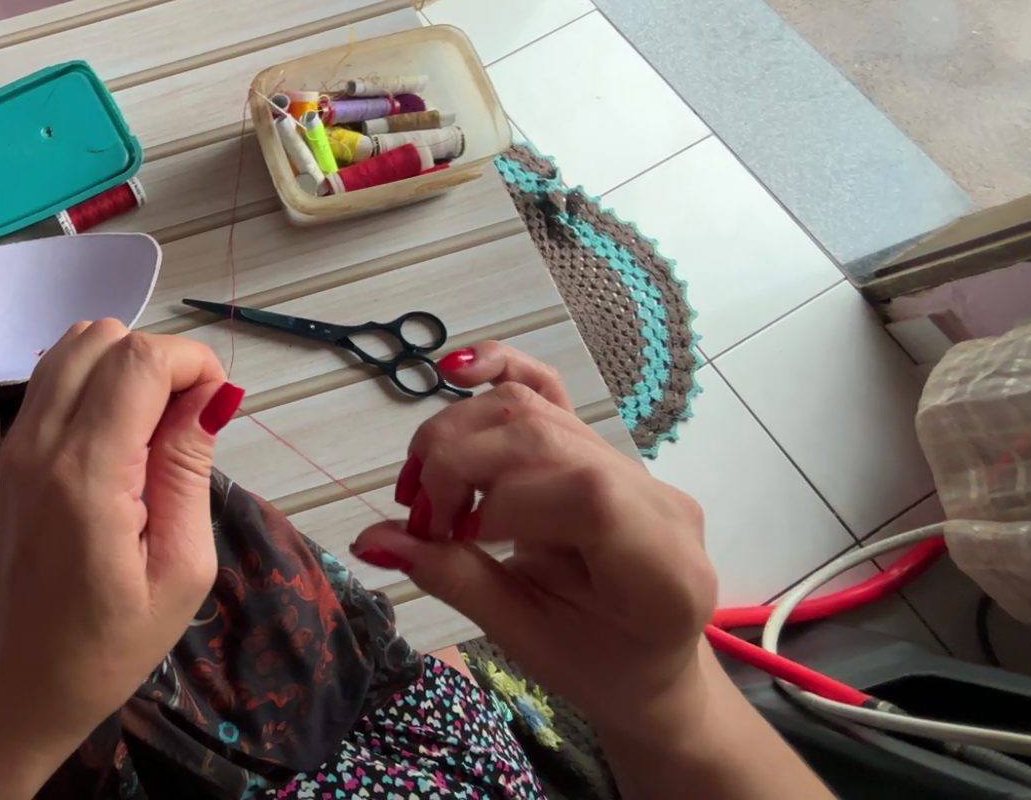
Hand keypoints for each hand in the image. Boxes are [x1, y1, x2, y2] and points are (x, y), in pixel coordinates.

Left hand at [0, 319, 240, 747]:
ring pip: (78, 341)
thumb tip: (211, 394)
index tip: (216, 407)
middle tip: (186, 420)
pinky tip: (119, 425)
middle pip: (108, 338)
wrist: (21, 670)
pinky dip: (98, 374)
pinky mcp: (13, 440)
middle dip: (163, 360)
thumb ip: (189, 467)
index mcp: (87, 474)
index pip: (140, 361)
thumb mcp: (181, 567)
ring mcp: (19, 435)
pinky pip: (57, 369)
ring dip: (128, 363)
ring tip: (152, 423)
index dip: (192, 362)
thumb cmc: (111, 639)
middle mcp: (43, 439)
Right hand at [352, 341, 718, 742]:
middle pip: (536, 435)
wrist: (644, 658)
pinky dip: (498, 366)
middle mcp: (650, 493)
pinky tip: (456, 369)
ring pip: (524, 407)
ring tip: (422, 486)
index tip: (443, 538)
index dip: (496, 500)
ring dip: (451, 435)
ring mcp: (622, 459)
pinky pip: (545, 387)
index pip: (580, 491)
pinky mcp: (590, 440)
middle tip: (419, 519)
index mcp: (660, 561)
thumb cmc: (597, 664)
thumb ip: (451, 579)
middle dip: (454, 466)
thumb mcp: (524, 637)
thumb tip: (370, 539)